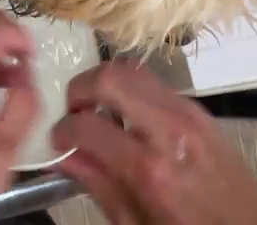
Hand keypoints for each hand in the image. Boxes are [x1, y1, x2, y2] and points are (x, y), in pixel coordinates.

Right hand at [52, 62, 256, 224]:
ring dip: (106, 83)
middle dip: (81, 89)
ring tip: (97, 110)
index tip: (57, 138)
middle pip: (111, 77)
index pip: (89, 127)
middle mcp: (169, 129)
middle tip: (72, 111)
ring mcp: (188, 112)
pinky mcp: (199, 107)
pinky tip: (126, 115)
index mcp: (151, 169)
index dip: (64, 130)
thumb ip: (99, 186)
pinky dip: (131, 88)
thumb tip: (63, 155)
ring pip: (132, 69)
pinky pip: (154, 81)